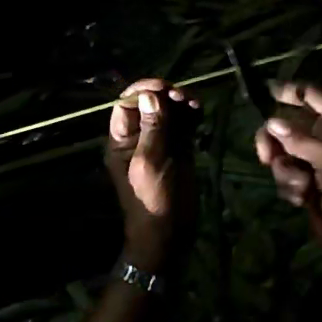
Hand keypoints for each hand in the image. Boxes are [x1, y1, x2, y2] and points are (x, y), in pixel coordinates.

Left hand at [106, 79, 198, 271]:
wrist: (169, 233)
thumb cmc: (153, 200)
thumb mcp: (149, 163)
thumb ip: (152, 129)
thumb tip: (150, 95)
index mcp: (122, 140)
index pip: (127, 104)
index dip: (143, 91)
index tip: (163, 88)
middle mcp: (140, 137)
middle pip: (150, 104)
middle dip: (166, 95)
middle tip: (183, 97)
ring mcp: (161, 143)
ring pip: (169, 112)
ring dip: (181, 103)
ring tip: (194, 103)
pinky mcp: (180, 150)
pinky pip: (184, 125)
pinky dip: (191, 115)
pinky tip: (199, 111)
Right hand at [252, 82, 321, 244]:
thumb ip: (300, 140)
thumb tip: (271, 123)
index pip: (310, 94)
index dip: (288, 91)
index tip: (266, 93)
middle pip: (285, 125)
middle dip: (274, 142)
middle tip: (267, 158)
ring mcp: (313, 158)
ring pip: (281, 154)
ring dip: (286, 172)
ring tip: (303, 187)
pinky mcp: (307, 180)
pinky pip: (284, 175)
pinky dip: (290, 187)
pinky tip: (302, 199)